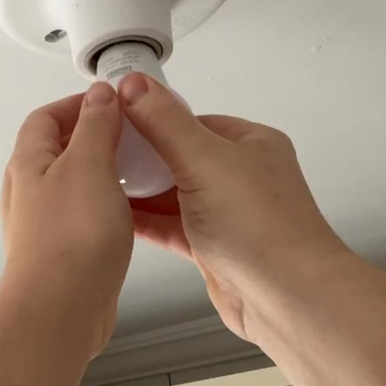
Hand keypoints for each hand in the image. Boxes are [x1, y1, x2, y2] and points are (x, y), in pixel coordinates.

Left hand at [0, 81, 134, 360]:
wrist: (60, 310)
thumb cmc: (69, 243)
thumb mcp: (89, 165)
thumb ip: (96, 126)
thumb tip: (100, 98)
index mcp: (28, 164)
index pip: (46, 117)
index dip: (78, 104)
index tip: (110, 102)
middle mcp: (29, 194)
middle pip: (56, 150)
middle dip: (91, 138)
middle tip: (123, 135)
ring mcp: (42, 225)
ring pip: (70, 186)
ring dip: (99, 175)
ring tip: (129, 173)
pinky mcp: (59, 253)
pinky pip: (80, 218)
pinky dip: (101, 208)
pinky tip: (123, 216)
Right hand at [119, 73, 348, 344]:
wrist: (284, 297)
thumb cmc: (264, 230)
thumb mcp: (206, 161)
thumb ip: (165, 123)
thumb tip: (136, 87)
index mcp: (249, 144)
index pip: (190, 119)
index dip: (151, 116)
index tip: (116, 116)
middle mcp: (239, 176)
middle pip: (178, 155)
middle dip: (141, 156)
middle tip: (102, 151)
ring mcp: (225, 213)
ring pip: (172, 193)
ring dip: (140, 190)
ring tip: (102, 182)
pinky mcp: (211, 247)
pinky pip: (170, 226)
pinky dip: (145, 221)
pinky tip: (119, 216)